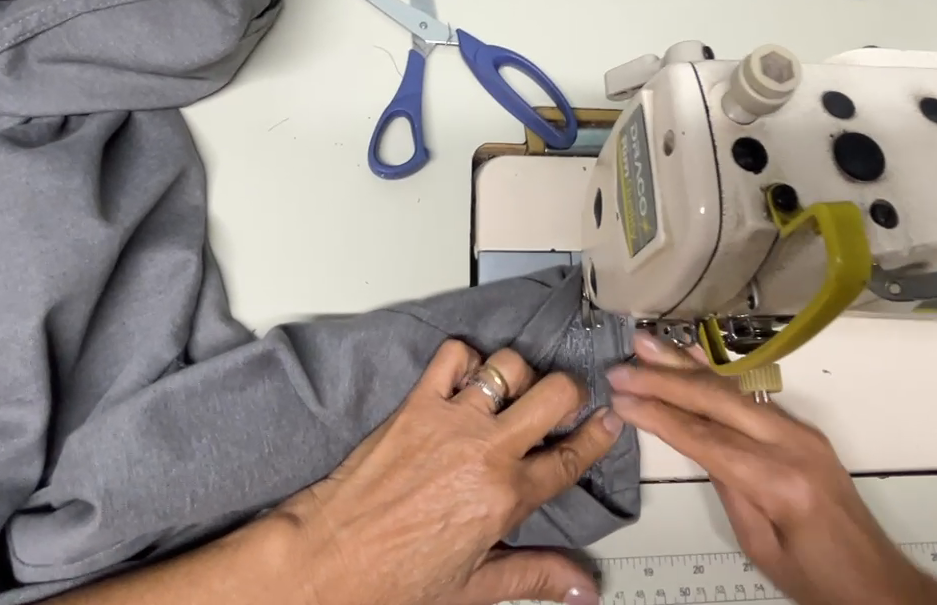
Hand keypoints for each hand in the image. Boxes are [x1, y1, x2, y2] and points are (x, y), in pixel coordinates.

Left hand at [276, 339, 623, 604]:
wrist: (329, 560)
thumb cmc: (394, 578)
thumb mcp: (474, 588)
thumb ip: (535, 576)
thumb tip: (581, 588)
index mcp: (504, 498)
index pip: (569, 458)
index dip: (597, 436)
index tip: (608, 421)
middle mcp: (484, 450)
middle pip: (554, 394)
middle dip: (570, 393)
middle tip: (565, 402)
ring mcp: (451, 420)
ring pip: (509, 366)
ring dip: (519, 374)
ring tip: (513, 392)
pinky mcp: (417, 403)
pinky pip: (454, 356)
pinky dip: (466, 358)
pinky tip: (467, 379)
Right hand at [608, 333, 936, 604]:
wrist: (879, 583)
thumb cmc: (817, 581)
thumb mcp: (760, 546)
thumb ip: (728, 488)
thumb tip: (696, 441)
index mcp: (779, 482)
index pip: (705, 438)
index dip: (659, 414)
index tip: (621, 397)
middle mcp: (791, 444)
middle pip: (715, 401)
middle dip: (663, 379)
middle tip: (622, 366)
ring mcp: (799, 430)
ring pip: (731, 388)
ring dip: (684, 364)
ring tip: (646, 342)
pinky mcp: (802, 428)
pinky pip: (750, 394)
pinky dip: (717, 371)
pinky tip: (692, 352)